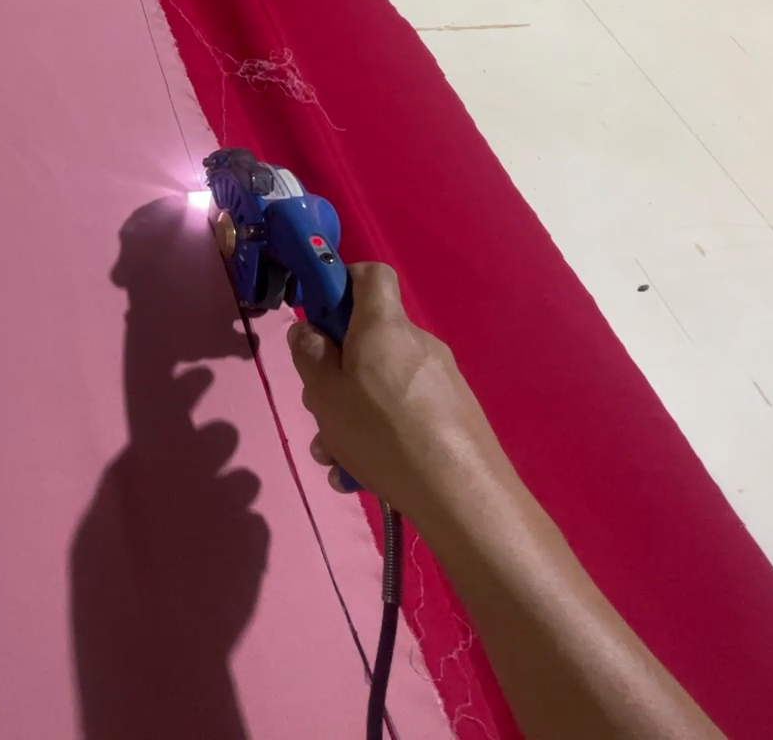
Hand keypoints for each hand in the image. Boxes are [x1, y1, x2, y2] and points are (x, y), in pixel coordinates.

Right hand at [286, 262, 508, 522]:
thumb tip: (308, 331)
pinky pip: (401, 410)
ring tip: (335, 456)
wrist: (464, 498)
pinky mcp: (453, 414)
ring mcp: (440, 380)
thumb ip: (309, 355)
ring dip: (350, 411)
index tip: (317, 315)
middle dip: (335, 369)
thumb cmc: (383, 433)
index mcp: (384, 327)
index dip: (341, 282)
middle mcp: (416, 344)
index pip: (370, 274)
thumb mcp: (325, 394)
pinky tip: (360, 473)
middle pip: (367, 338)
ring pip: (379, 382)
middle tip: (318, 407)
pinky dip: (378, 432)